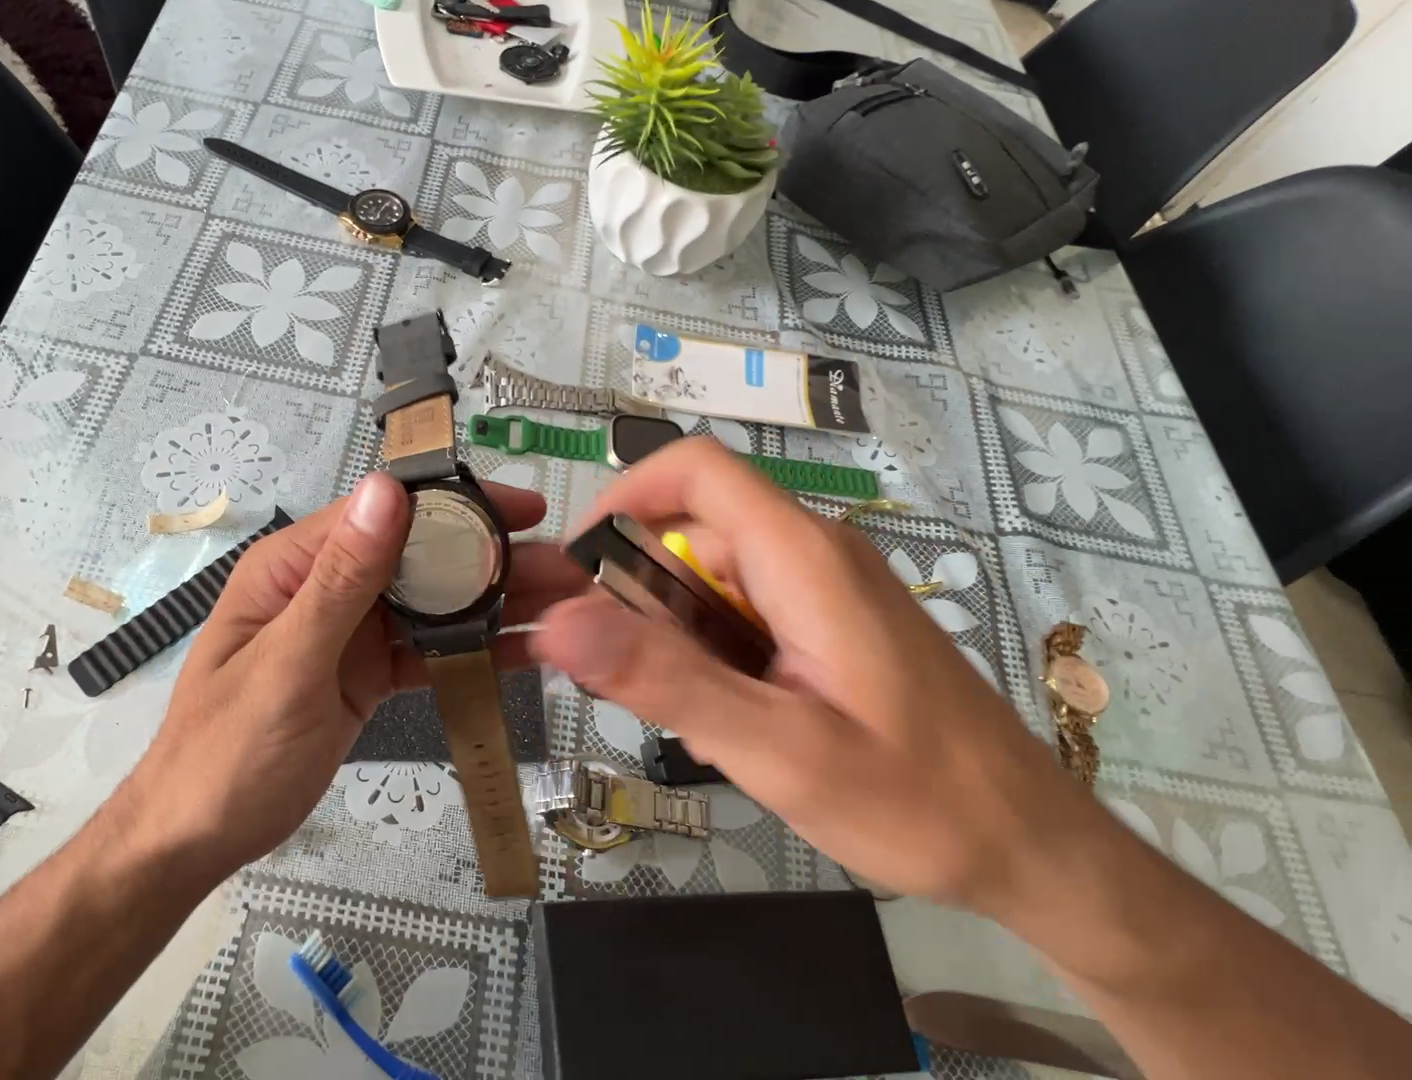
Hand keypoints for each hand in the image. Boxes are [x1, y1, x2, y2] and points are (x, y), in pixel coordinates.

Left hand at [118, 472, 587, 879]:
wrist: (198, 837)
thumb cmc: (229, 751)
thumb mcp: (287, 664)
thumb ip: (340, 580)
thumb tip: (388, 489)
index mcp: (295, 568)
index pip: (386, 514)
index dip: (458, 505)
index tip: (525, 511)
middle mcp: (327, 588)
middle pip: (420, 558)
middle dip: (493, 560)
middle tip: (568, 570)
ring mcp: (350, 633)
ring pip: (432, 605)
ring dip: (495, 604)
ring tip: (565, 607)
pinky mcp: (367, 674)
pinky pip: (427, 652)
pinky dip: (472, 652)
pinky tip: (526, 653)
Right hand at [532, 438, 1112, 916]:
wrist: (1029, 847)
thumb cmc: (916, 800)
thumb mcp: (778, 749)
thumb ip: (666, 681)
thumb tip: (556, 622)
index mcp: (801, 558)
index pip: (693, 470)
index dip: (620, 501)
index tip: (574, 576)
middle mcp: (810, 554)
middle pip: (689, 535)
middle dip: (637, 601)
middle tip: (628, 689)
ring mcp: (822, 589)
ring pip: (708, 582)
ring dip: (675, 641)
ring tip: (693, 722)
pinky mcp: (827, 623)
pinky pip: (740, 615)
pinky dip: (711, 658)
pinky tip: (731, 724)